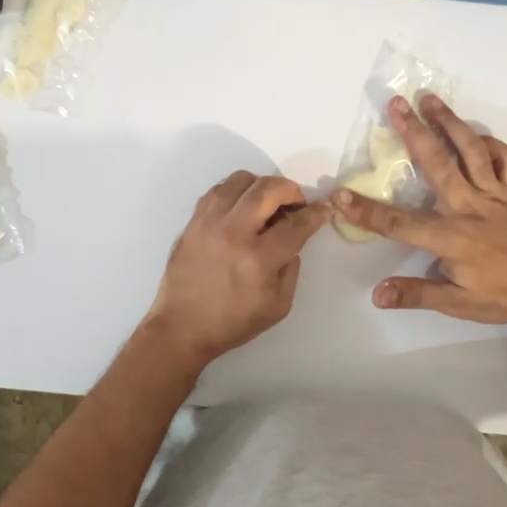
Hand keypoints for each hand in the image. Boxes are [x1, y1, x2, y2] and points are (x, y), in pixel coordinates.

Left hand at [145, 171, 330, 364]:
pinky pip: (218, 190)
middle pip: (268, 189)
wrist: (182, 327)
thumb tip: (293, 238)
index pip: (296, 224)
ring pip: (241, 180)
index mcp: (258, 259)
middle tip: (295, 204)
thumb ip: (291, 268)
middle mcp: (233, 233)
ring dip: (262, 186)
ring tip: (267, 203)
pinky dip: (237, 191)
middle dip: (291, 190)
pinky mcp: (193, 222)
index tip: (324, 209)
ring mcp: (209, 223)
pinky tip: (242, 207)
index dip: (316, 213)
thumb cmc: (232, 322)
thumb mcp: (278, 305)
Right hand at [332, 95, 506, 330]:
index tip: (339, 195)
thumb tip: (378, 294)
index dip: (367, 211)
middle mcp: (469, 208)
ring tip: (430, 99)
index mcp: (451, 237)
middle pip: (436, 163)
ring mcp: (495, 195)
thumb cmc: (504, 297)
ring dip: (449, 122)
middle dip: (412, 132)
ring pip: (470, 150)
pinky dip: (491, 143)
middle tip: (395, 104)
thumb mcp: (457, 304)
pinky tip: (476, 135)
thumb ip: (417, 294)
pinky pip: (505, 159)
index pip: (399, 223)